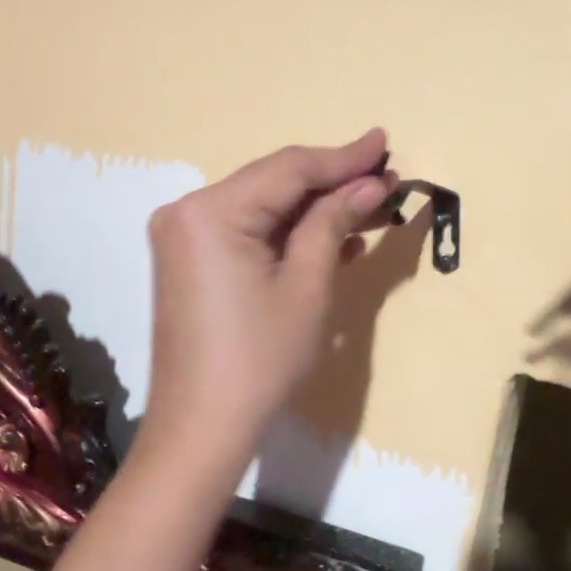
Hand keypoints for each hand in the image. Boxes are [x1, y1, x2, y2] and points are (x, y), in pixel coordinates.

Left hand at [141, 129, 394, 456]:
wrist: (203, 427)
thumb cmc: (260, 360)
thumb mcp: (307, 288)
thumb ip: (333, 224)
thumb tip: (369, 184)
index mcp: (210, 212)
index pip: (288, 169)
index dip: (343, 158)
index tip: (386, 143)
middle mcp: (187, 213)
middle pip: (272, 184)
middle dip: (330, 183)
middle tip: (386, 176)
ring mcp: (184, 239)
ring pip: (262, 210)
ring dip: (314, 211)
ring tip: (372, 207)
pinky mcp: (190, 265)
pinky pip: (246, 235)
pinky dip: (288, 237)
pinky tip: (335, 239)